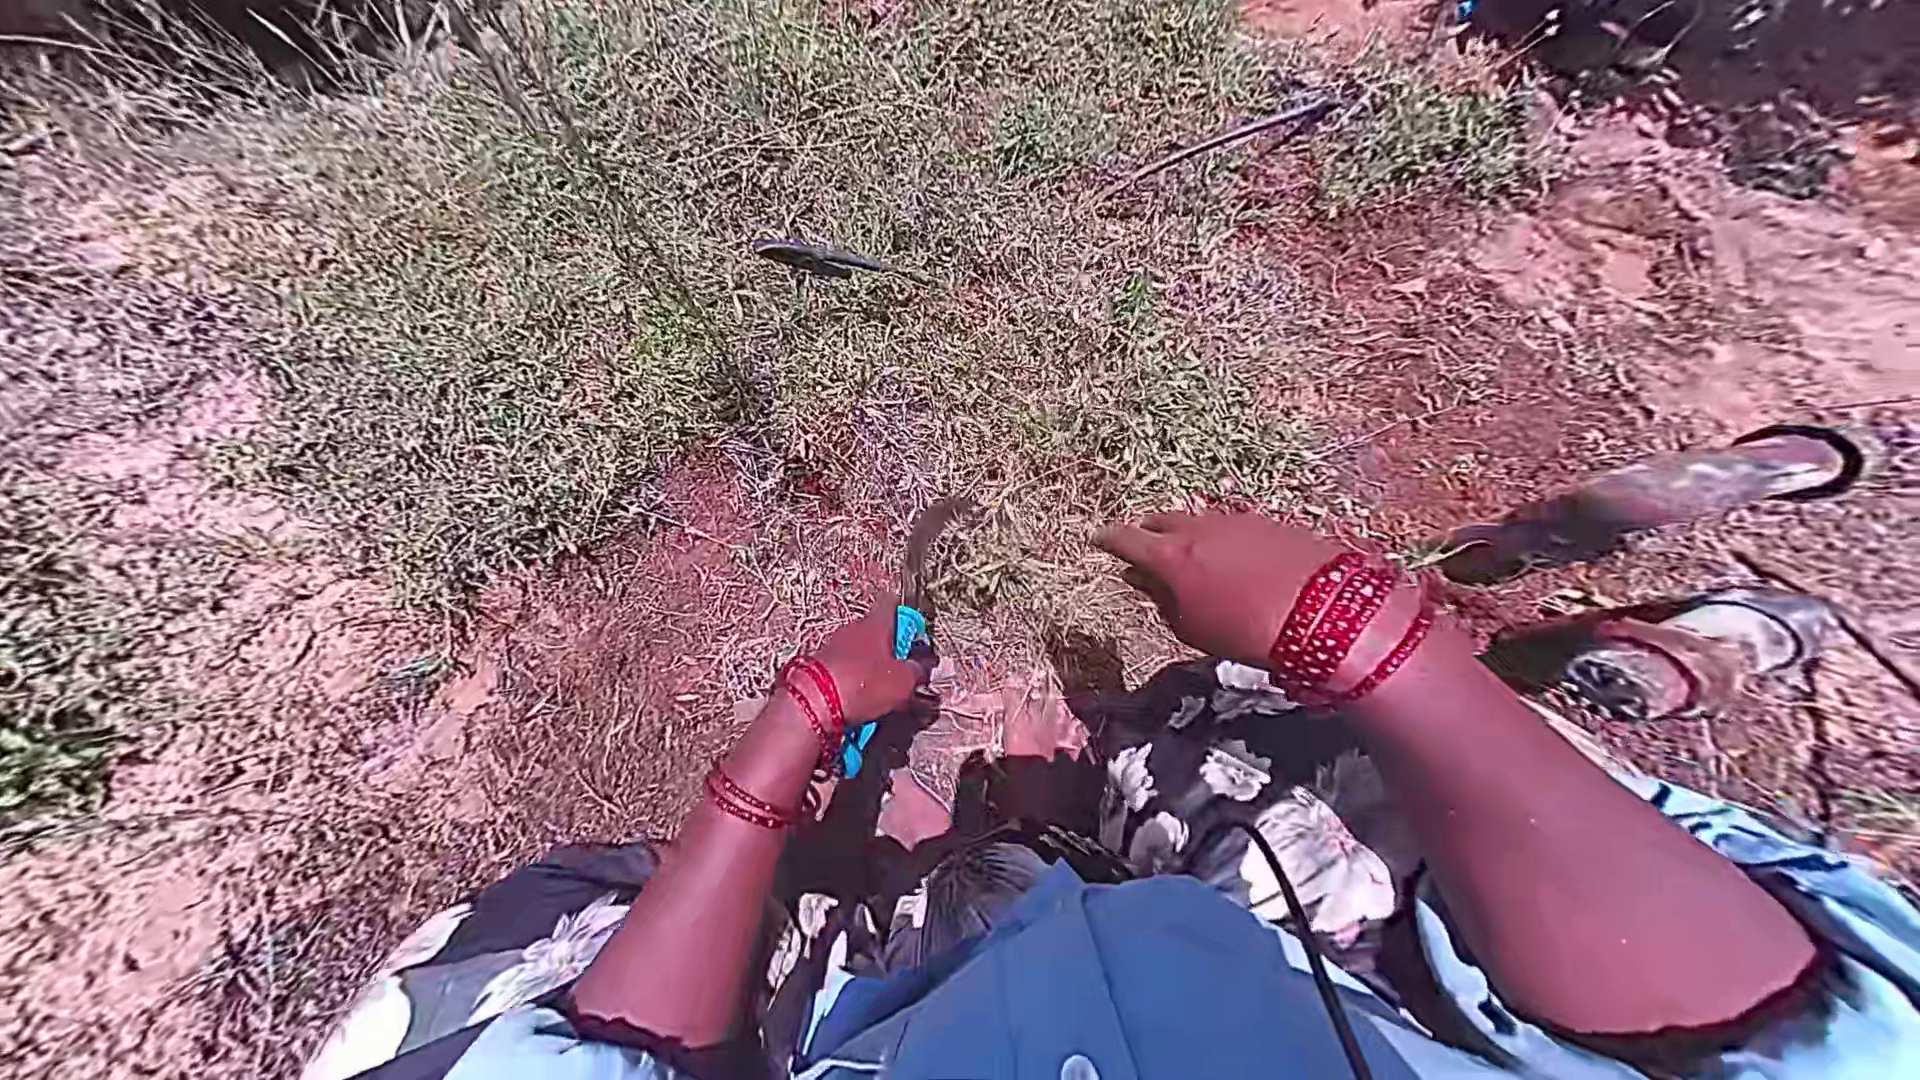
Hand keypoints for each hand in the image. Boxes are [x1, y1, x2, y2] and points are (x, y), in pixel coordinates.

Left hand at [809, 599, 926, 725]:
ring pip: (859, 656)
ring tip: (881, 699)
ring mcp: (831, 648)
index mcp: (876, 623)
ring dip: (870, 672)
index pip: (891, 605)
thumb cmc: (863, 683)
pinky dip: (852, 687)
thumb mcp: (904, 682)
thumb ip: (917, 673)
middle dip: (890, 654)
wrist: (812, 703)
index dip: (905, 617)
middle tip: (903, 676)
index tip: (914, 635)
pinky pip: (842, 675)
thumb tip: (920, 670)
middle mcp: (852, 630)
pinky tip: (859, 707)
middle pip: (876, 634)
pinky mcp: (816, 670)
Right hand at [1095, 513, 1343, 666]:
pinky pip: (1230, 526)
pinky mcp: (1267, 521)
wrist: (1326, 615)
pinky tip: (1234, 559)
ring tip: (1194, 557)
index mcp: (1169, 555)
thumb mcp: (1190, 628)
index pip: (1124, 539)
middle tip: (1147, 550)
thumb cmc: (1244, 632)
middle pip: (1160, 520)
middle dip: (1148, 533)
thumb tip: (1139, 578)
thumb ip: (1159, 599)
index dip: (1108, 539)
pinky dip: (1221, 538)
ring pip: (1197, 520)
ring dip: (1187, 534)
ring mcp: (1234, 520)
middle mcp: (1197, 528)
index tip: (1099, 540)